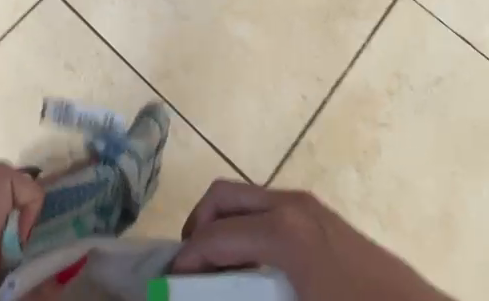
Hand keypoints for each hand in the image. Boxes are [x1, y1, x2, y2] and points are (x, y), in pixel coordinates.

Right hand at [170, 180, 453, 300]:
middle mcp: (290, 206)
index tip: (167, 285)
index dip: (185, 261)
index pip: (214, 236)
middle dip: (197, 229)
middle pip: (223, 198)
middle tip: (188, 270)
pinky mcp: (321, 215)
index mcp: (281, 232)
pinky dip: (248, 229)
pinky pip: (268, 209)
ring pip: (245, 199)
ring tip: (217, 271)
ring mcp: (307, 206)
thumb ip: (245, 297)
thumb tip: (210, 294)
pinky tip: (254, 268)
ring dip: (223, 227)